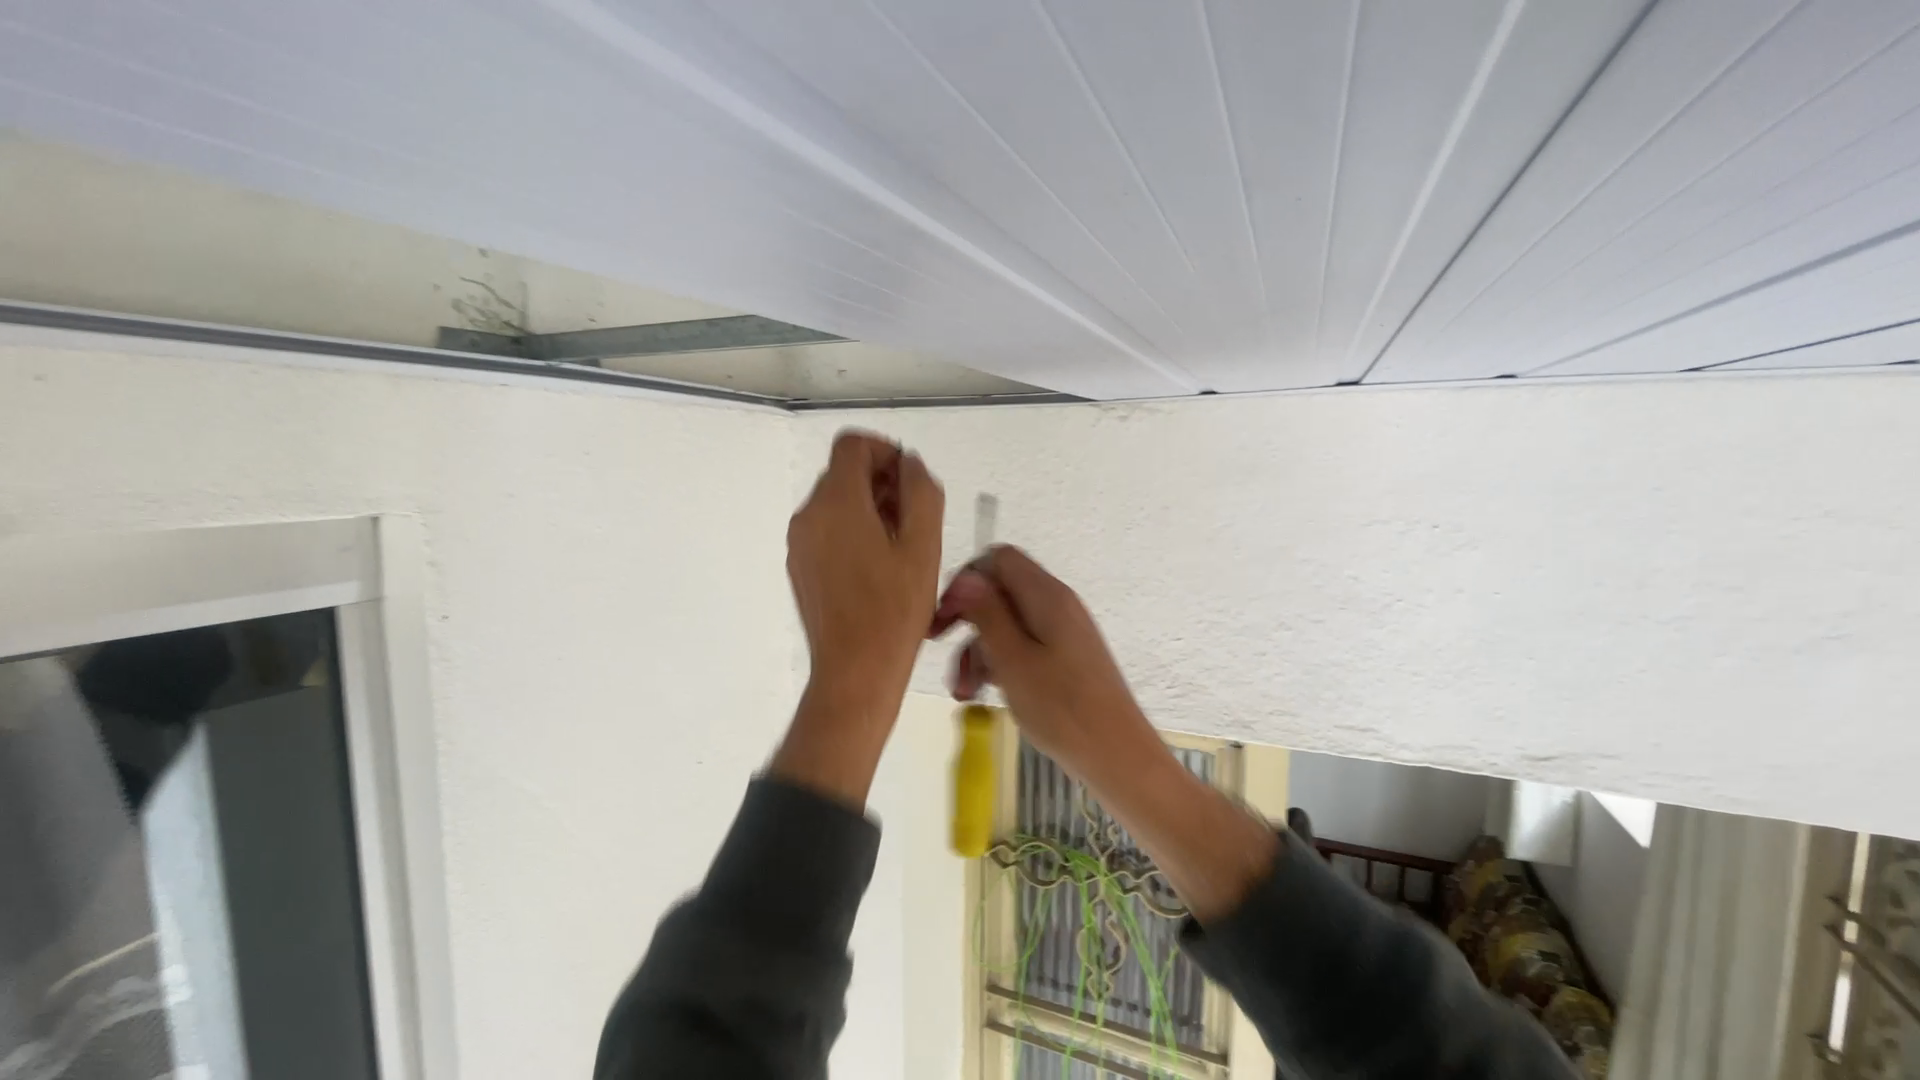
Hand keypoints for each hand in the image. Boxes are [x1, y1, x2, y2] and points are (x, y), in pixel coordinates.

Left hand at [775, 431, 943, 804]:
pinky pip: (826, 531)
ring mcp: (799, 544)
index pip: (852, 445)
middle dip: (881, 483)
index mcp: (836, 502)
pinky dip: (852, 532)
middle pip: (843, 474)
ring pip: (835, 504)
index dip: (885, 451)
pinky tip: (879, 568)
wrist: (855, 671)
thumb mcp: (924, 546)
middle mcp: (808, 515)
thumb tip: (910, 465)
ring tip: (901, 547)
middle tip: (915, 518)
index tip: (910, 480)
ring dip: (869, 509)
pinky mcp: (800, 568)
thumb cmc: (895, 610)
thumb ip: (922, 491)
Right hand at [930, 545, 1277, 919]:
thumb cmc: (1061, 708)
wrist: (1117, 755)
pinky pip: (1024, 646)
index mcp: (1047, 596)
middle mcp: (1057, 605)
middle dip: (967, 621)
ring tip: (963, 693)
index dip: (965, 581)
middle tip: (939, 651)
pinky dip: (1000, 664)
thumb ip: (986, 613)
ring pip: (1008, 624)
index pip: (999, 559)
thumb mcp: (1012, 660)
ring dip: (978, 651)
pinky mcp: (1066, 658)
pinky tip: (984, 695)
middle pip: (1000, 592)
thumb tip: (965, 577)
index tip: (944, 620)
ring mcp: (1064, 632)